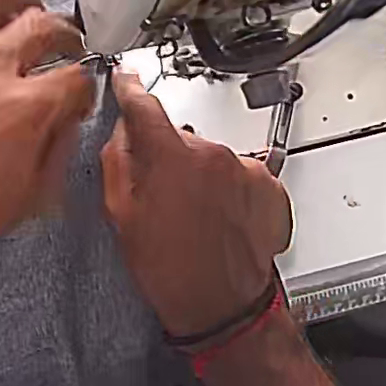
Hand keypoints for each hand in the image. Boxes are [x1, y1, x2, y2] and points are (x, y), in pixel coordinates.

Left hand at [0, 0, 93, 342]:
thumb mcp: (30, 196)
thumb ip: (60, 145)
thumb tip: (68, 111)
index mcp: (24, 110)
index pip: (76, 76)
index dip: (85, 88)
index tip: (78, 97)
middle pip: (44, 25)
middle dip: (67, 37)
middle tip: (65, 48)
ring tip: (27, 10)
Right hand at [100, 71, 292, 338]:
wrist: (222, 307)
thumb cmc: (172, 271)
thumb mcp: (122, 217)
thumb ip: (117, 163)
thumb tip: (121, 135)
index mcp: (170, 157)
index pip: (144, 104)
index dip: (130, 88)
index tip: (126, 79)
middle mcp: (212, 153)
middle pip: (179, 137)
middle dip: (167, 157)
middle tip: (161, 197)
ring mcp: (244, 168)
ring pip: (209, 156)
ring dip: (199, 175)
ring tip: (194, 216)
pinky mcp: (267, 183)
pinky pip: (237, 172)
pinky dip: (227, 188)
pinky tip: (217, 218)